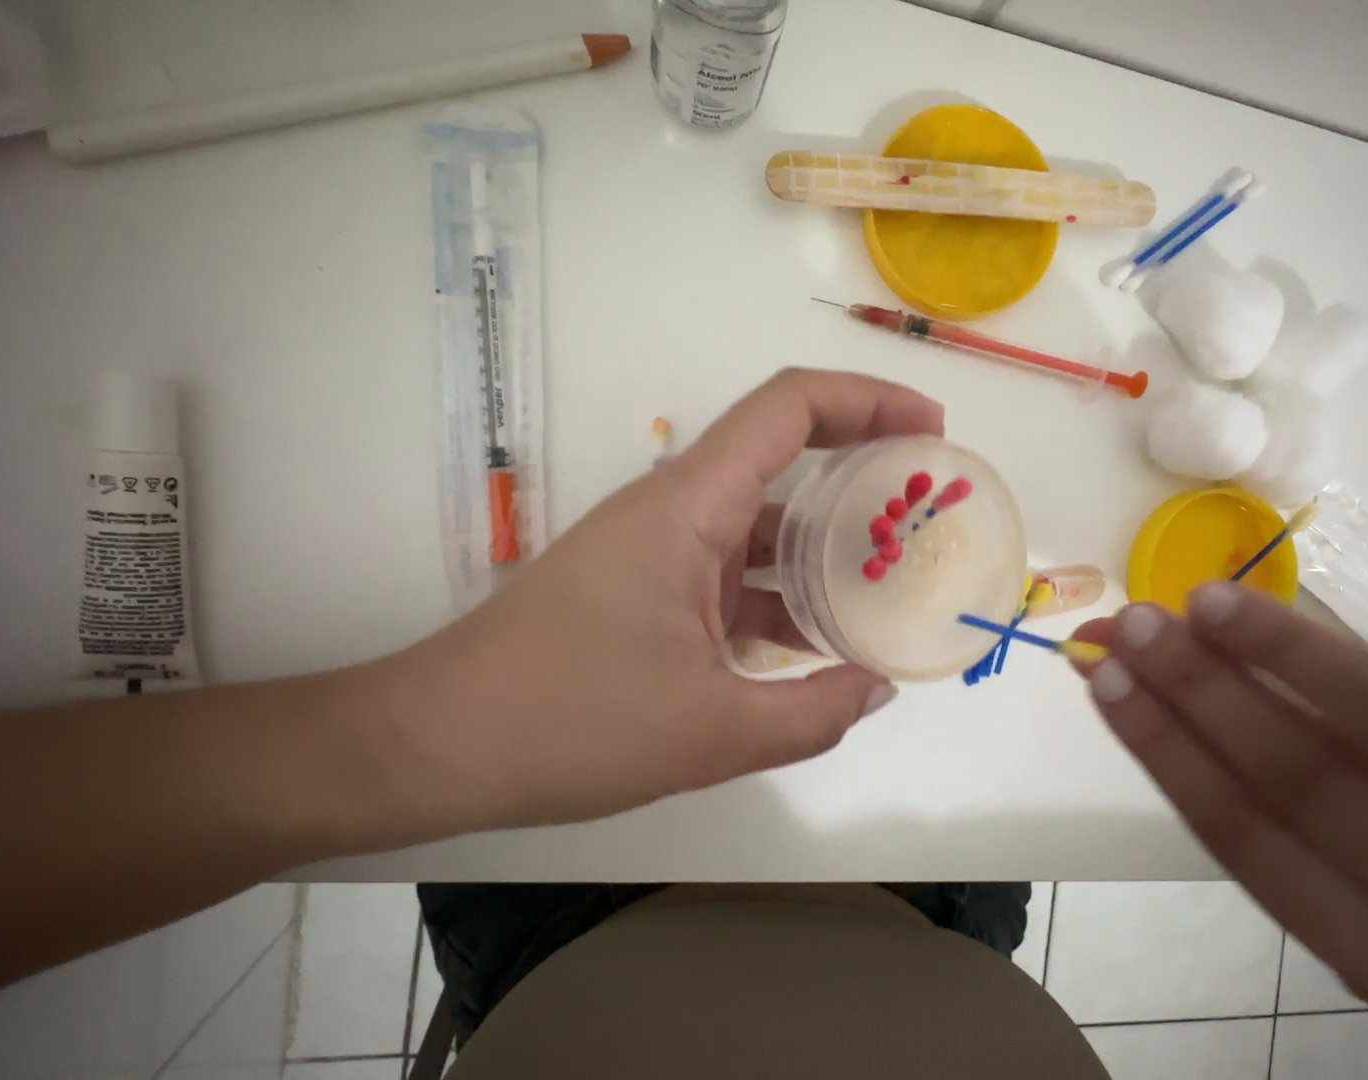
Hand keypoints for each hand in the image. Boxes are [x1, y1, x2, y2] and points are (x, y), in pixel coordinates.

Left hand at [370, 369, 941, 832]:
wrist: (436, 745)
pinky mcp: (639, 588)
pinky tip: (815, 645)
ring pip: (756, 522)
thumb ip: (813, 713)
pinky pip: (726, 572)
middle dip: (861, 470)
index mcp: (688, 508)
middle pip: (780, 454)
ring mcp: (653, 549)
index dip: (868, 400)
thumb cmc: (568, 724)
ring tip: (890, 583)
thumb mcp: (711, 731)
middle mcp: (672, 509)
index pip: (788, 407)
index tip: (931, 431)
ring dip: (821, 545)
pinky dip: (777, 595)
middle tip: (928, 511)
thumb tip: (877, 687)